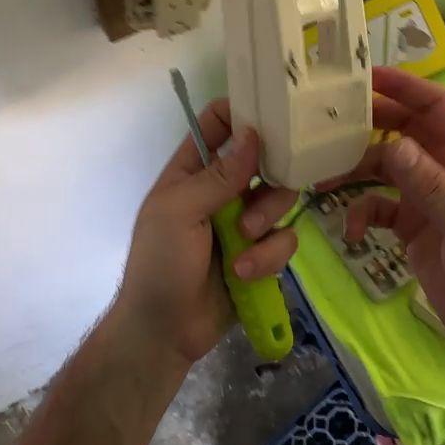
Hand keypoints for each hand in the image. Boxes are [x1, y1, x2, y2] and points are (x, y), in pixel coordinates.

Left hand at [116, 99, 302, 364]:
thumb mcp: (180, 212)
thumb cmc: (159, 264)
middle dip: (267, 183)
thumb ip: (219, 174)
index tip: (274, 115)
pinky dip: (268, 257)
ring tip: (243, 247)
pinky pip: (284, 241)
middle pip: (264, 162)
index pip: (219, 124)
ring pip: (280, 202)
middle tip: (255, 205)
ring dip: (266, 224)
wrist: (164, 331)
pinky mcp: (262, 254)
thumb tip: (254, 133)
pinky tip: (244, 274)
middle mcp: (221, 189)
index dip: (244, 114)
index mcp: (192, 170)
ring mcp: (243, 222)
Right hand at [336, 67, 444, 363]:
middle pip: (405, 132)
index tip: (367, 76)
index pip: (439, 109)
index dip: (408, 87)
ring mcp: (428, 201)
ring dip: (355, 171)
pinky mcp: (413, 228)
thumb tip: (395, 144)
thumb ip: (431, 187)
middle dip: (370, 125)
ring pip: (385, 169)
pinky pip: (379, 208)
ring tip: (321, 179)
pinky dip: (362, 215)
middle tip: (328, 122)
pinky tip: (352, 234)